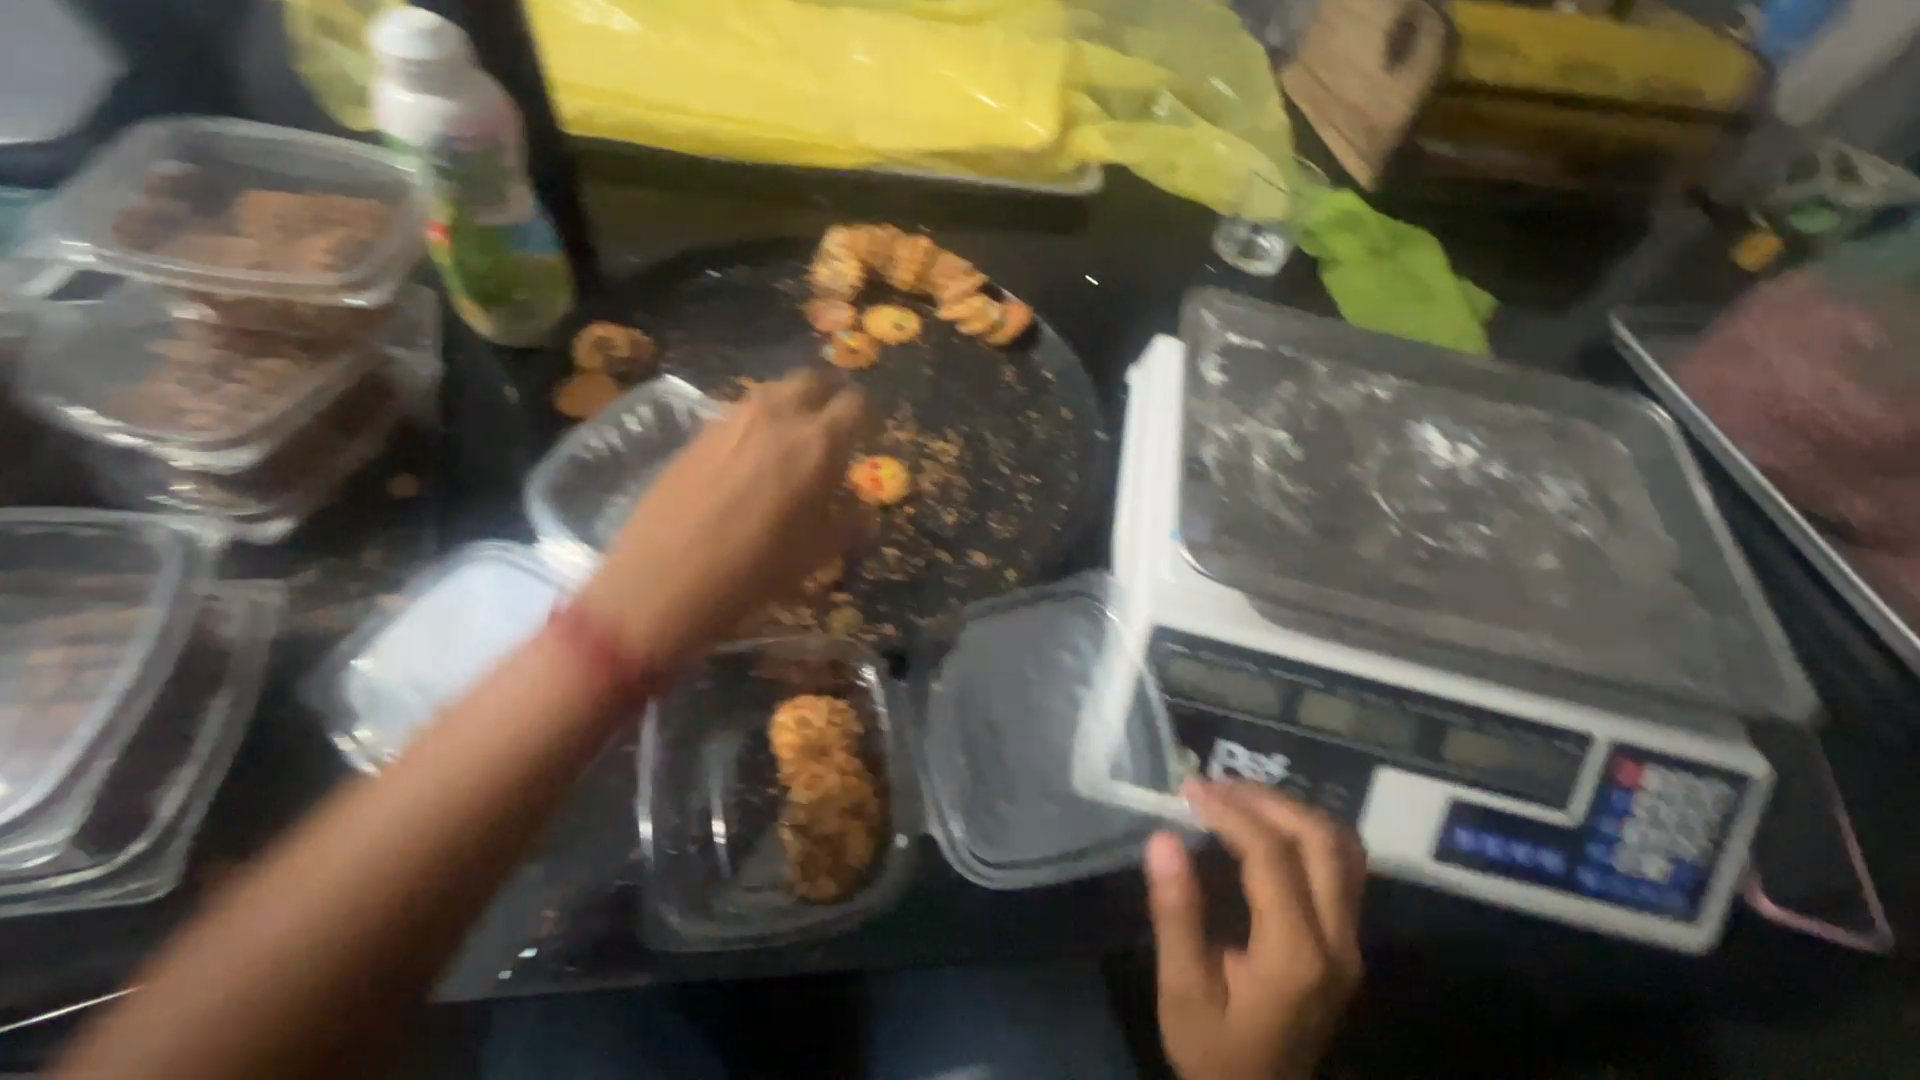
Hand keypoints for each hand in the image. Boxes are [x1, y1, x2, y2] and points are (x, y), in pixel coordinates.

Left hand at [578, 369, 866, 668]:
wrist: (664, 579)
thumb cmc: (756, 570)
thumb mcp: (818, 553)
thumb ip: (850, 521)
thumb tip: (862, 508)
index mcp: (819, 442)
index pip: (857, 404)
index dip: (867, 420)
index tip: (868, 438)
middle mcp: (778, 415)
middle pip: (813, 382)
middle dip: (829, 398)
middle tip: (833, 429)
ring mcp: (732, 418)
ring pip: (774, 392)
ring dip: (791, 406)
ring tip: (792, 442)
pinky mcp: (698, 431)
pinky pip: (741, 413)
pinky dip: (757, 425)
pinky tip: (751, 460)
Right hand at [1146, 781, 1366, 1079]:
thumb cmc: (1213, 1050)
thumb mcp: (1182, 990)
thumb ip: (1177, 914)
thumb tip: (1162, 838)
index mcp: (1295, 954)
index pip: (1272, 857)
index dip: (1231, 813)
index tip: (1189, 791)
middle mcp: (1337, 940)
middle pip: (1322, 840)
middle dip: (1267, 801)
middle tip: (1216, 787)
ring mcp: (1351, 941)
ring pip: (1343, 848)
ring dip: (1293, 812)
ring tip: (1239, 799)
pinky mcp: (1348, 942)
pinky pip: (1342, 867)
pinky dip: (1307, 833)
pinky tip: (1267, 830)